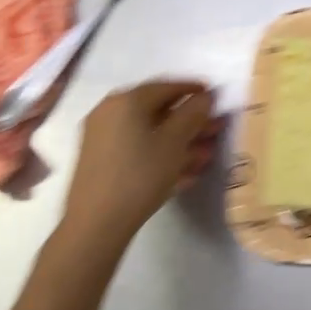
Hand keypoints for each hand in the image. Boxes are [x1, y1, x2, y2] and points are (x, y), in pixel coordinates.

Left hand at [62, 80, 219, 242]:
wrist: (95, 224)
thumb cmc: (140, 175)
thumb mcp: (175, 142)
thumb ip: (193, 114)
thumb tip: (204, 97)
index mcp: (126, 100)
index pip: (167, 86)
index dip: (194, 90)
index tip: (215, 97)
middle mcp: (110, 112)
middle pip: (158, 109)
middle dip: (190, 120)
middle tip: (215, 130)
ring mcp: (101, 137)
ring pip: (149, 131)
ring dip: (179, 140)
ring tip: (205, 155)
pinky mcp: (99, 160)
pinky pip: (137, 147)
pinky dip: (160, 153)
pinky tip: (183, 172)